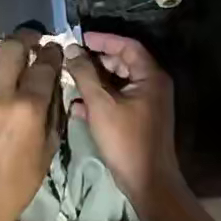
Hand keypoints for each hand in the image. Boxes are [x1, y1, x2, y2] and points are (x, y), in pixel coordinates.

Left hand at [0, 33, 63, 220]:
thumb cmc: (20, 180)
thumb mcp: (48, 146)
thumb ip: (52, 109)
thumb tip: (53, 83)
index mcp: (27, 108)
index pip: (42, 66)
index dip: (52, 53)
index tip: (55, 49)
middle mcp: (0, 95)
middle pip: (11, 48)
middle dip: (25, 39)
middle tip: (35, 42)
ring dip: (6, 52)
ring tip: (17, 57)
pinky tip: (1, 79)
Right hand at [63, 33, 184, 204]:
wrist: (148, 182)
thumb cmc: (125, 139)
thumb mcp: (100, 103)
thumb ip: (84, 74)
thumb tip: (71, 49)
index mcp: (150, 76)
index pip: (127, 45)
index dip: (103, 40)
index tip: (78, 39)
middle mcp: (152, 85)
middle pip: (122, 62)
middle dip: (94, 61)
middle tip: (69, 61)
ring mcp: (146, 103)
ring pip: (117, 82)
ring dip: (93, 81)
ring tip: (68, 82)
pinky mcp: (138, 119)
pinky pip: (117, 99)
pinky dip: (99, 99)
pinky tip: (77, 107)